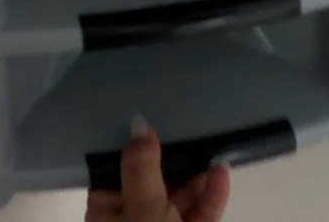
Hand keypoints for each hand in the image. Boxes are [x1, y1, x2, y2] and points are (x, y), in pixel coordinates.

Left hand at [84, 120, 229, 221]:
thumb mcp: (141, 208)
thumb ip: (140, 166)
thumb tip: (138, 121)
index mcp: (106, 210)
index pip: (118, 167)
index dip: (137, 145)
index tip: (156, 118)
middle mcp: (131, 221)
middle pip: (152, 181)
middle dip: (173, 159)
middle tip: (192, 128)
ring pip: (178, 199)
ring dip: (196, 175)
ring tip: (212, 146)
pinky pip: (198, 217)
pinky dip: (209, 197)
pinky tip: (221, 174)